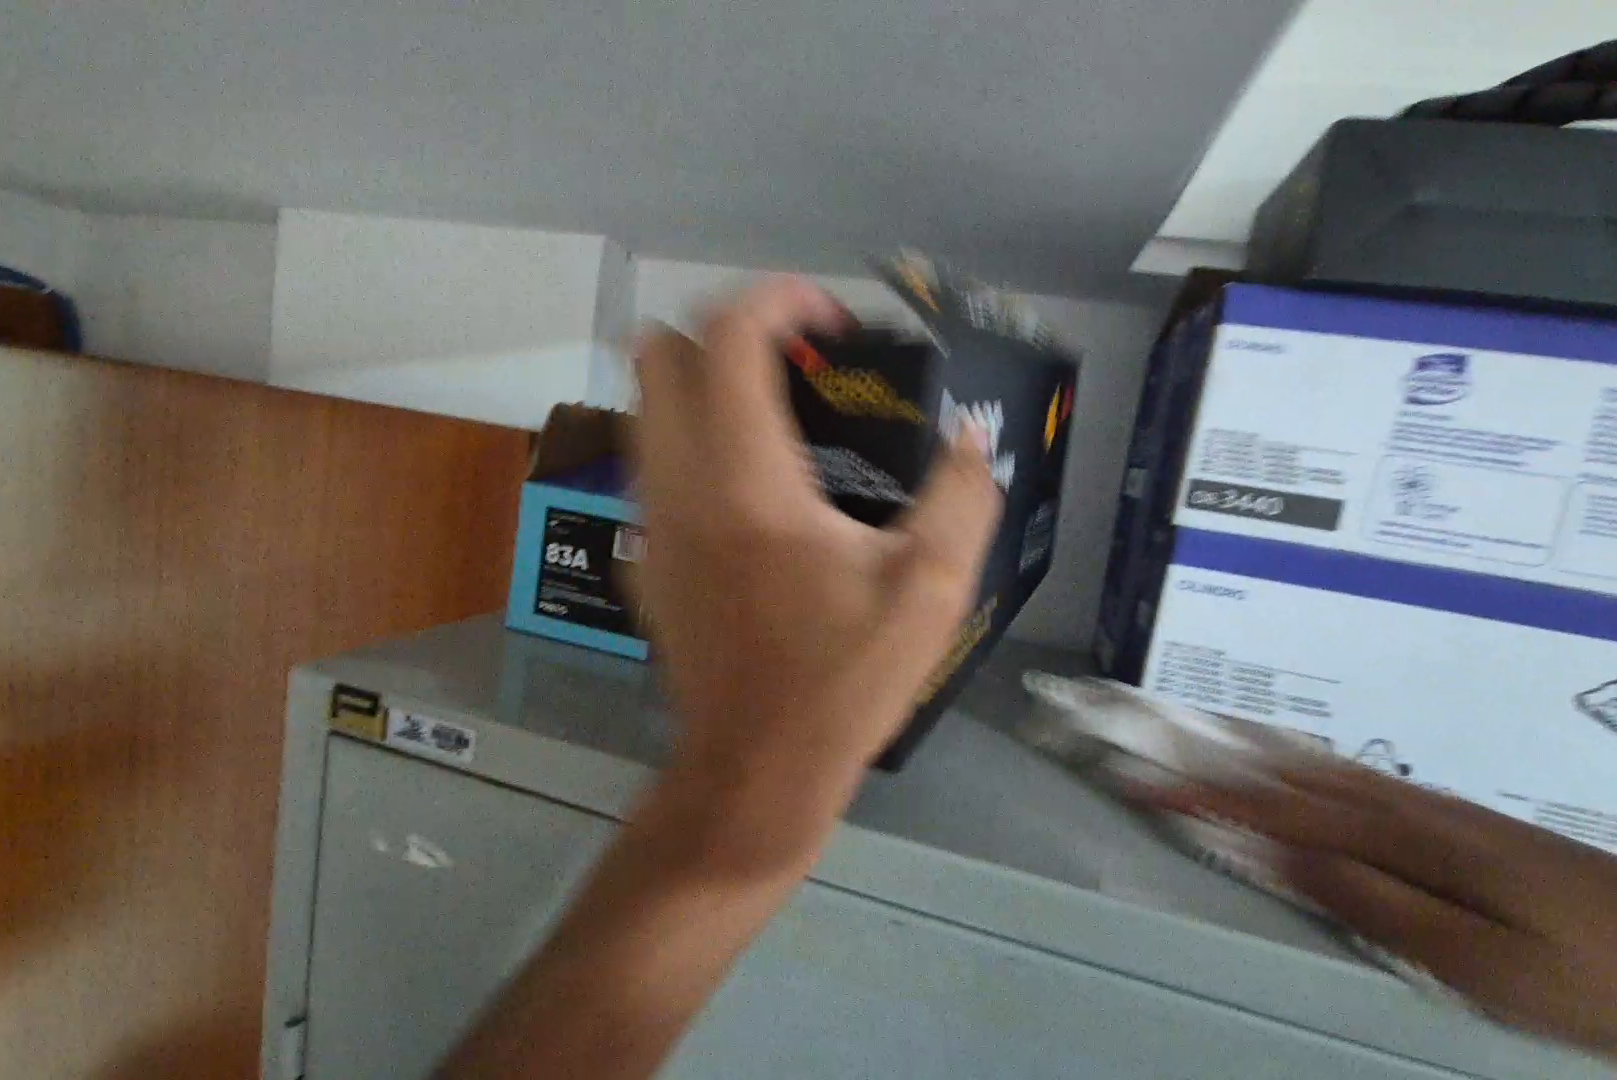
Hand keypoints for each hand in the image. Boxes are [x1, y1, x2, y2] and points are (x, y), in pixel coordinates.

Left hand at [632, 277, 1001, 829]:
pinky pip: (652, 464)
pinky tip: (752, 492)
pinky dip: (692, 440)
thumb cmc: (842, 682)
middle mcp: (680, 484)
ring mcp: (650, 522)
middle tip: (797, 366)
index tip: (830, 320)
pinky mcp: (645, 557)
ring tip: (779, 420)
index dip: (778, 296)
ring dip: (704, 383)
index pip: (729, 334)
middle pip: (661, 352)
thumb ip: (962, 495)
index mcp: (747, 479)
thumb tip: (971, 434)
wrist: (754, 769)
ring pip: (645, 406)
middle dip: (726, 332)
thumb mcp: (931, 591)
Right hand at [1139, 761, 1616, 1065]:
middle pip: (1284, 775)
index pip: (1274, 811)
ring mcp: (1427, 808)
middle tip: (1146, 747)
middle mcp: (1402, 808)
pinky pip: (1347, 776)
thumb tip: (1280, 852)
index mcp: (1399, 841)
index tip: (1140, 784)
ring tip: (1193, 738)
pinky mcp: (1449, 817)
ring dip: (1246, 753)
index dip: (1203, 796)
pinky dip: (1297, 760)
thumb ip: (1375, 902)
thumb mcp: (1488, 967)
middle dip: (1209, 761)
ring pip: (1314, 767)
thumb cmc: (1600, 981)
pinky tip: (1290, 760)